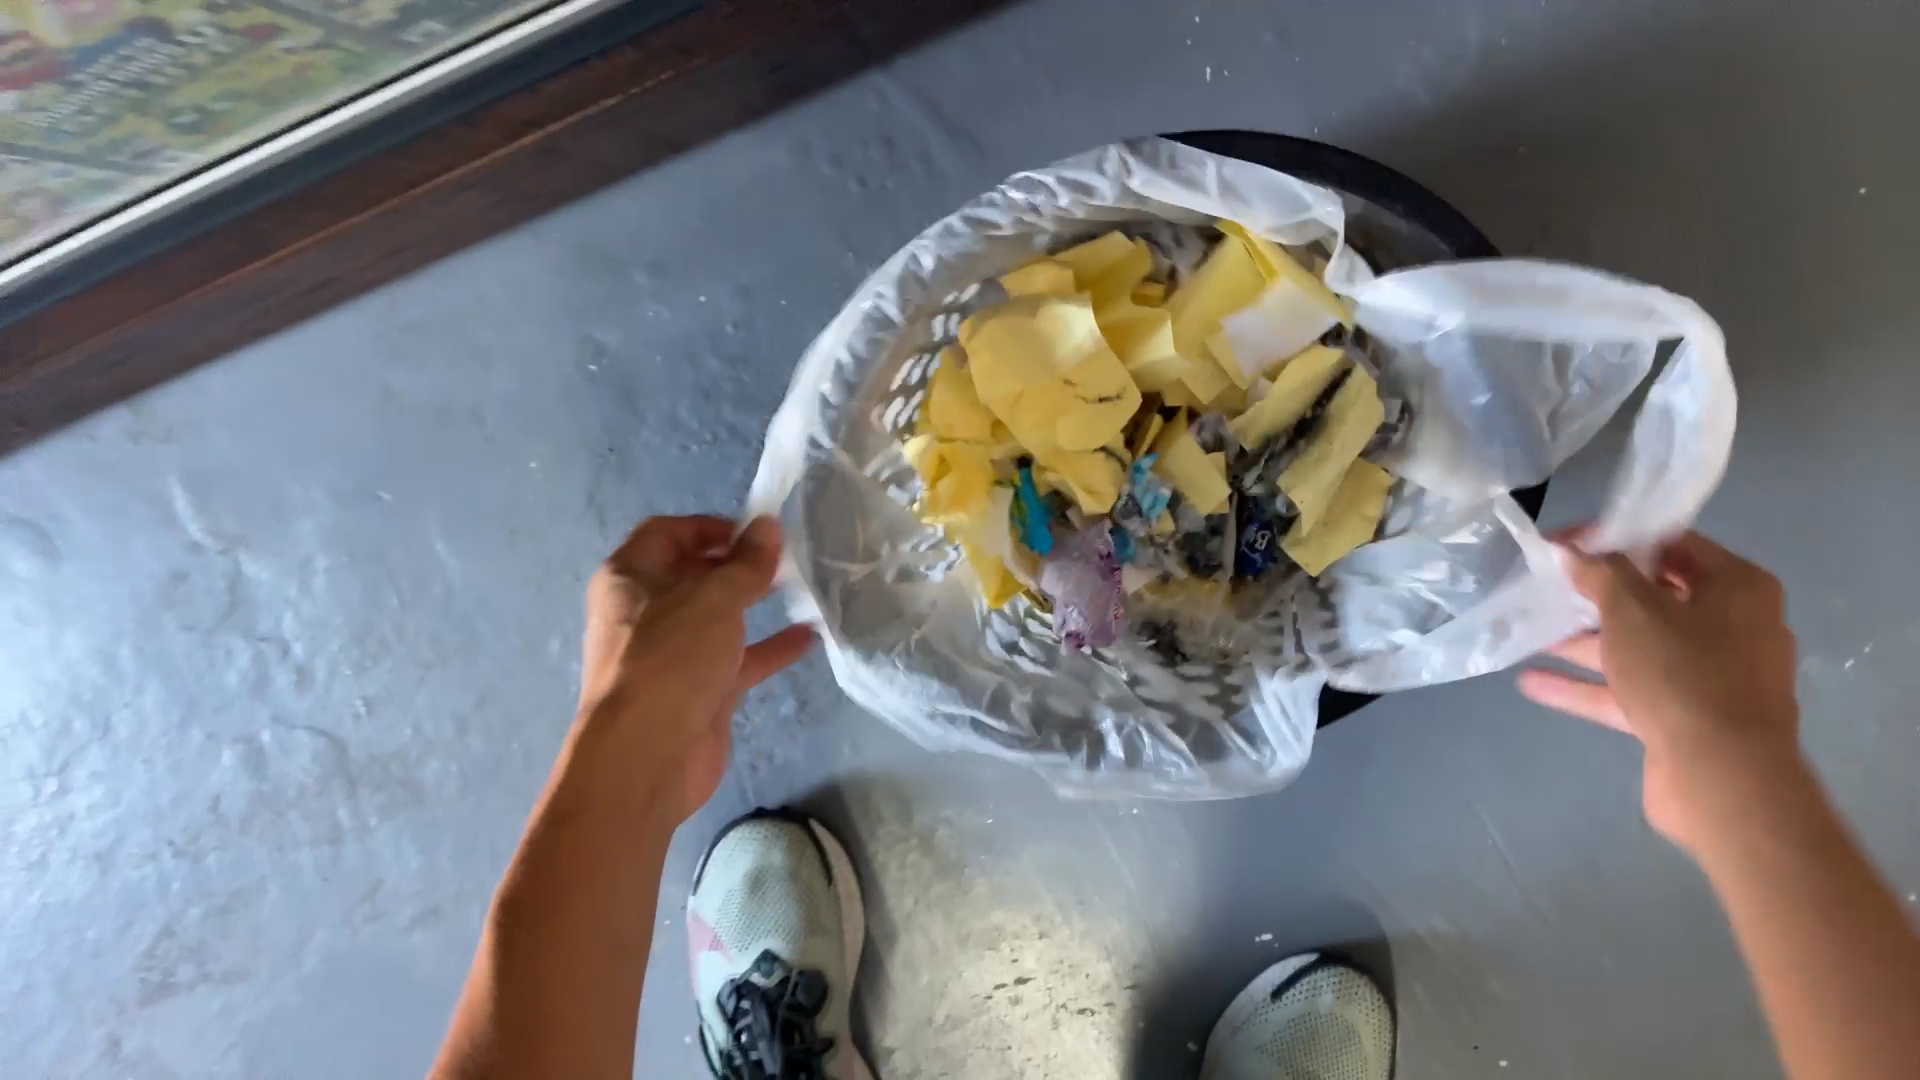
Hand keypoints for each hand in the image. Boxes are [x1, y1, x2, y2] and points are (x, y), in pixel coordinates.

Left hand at [576, 515, 814, 820]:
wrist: (647, 756)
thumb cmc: (670, 658)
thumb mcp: (714, 598)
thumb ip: (747, 563)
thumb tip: (768, 526)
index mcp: (630, 578)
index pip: (667, 533)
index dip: (711, 526)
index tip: (757, 532)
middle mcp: (646, 612)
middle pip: (693, 574)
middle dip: (736, 564)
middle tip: (783, 559)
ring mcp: (672, 654)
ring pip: (717, 617)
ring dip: (754, 602)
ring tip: (798, 587)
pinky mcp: (697, 690)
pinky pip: (737, 658)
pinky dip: (769, 646)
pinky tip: (808, 637)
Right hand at [1518, 530, 1801, 854]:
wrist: (1722, 773)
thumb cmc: (1682, 672)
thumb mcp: (1632, 609)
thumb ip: (1600, 573)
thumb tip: (1574, 552)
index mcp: (1737, 589)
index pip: (1672, 544)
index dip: (1614, 538)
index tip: (1562, 543)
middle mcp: (1731, 626)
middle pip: (1652, 596)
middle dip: (1594, 592)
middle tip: (1544, 584)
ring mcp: (1708, 674)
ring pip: (1635, 645)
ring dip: (1582, 639)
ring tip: (1529, 631)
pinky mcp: (1684, 714)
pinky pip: (1626, 688)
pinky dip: (1583, 683)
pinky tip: (1531, 680)